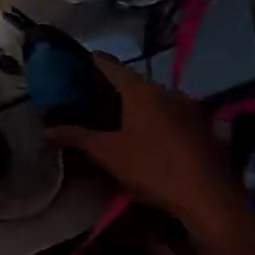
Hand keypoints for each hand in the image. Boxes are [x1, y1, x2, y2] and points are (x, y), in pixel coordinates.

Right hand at [47, 53, 244, 233]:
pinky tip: (156, 133)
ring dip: (144, 104)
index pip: (114, 68)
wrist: (208, 197)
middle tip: (101, 94)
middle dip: (120, 87)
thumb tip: (46, 130)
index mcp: (142, 92)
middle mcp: (169, 92)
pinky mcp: (207, 128)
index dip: (99, 62)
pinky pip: (178, 114)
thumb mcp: (107, 153)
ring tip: (127, 115)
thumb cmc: (151, 168)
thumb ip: (77, 138)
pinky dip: (163, 118)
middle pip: (139, 83)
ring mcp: (192, 109)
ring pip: (161, 99)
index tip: (88, 57)